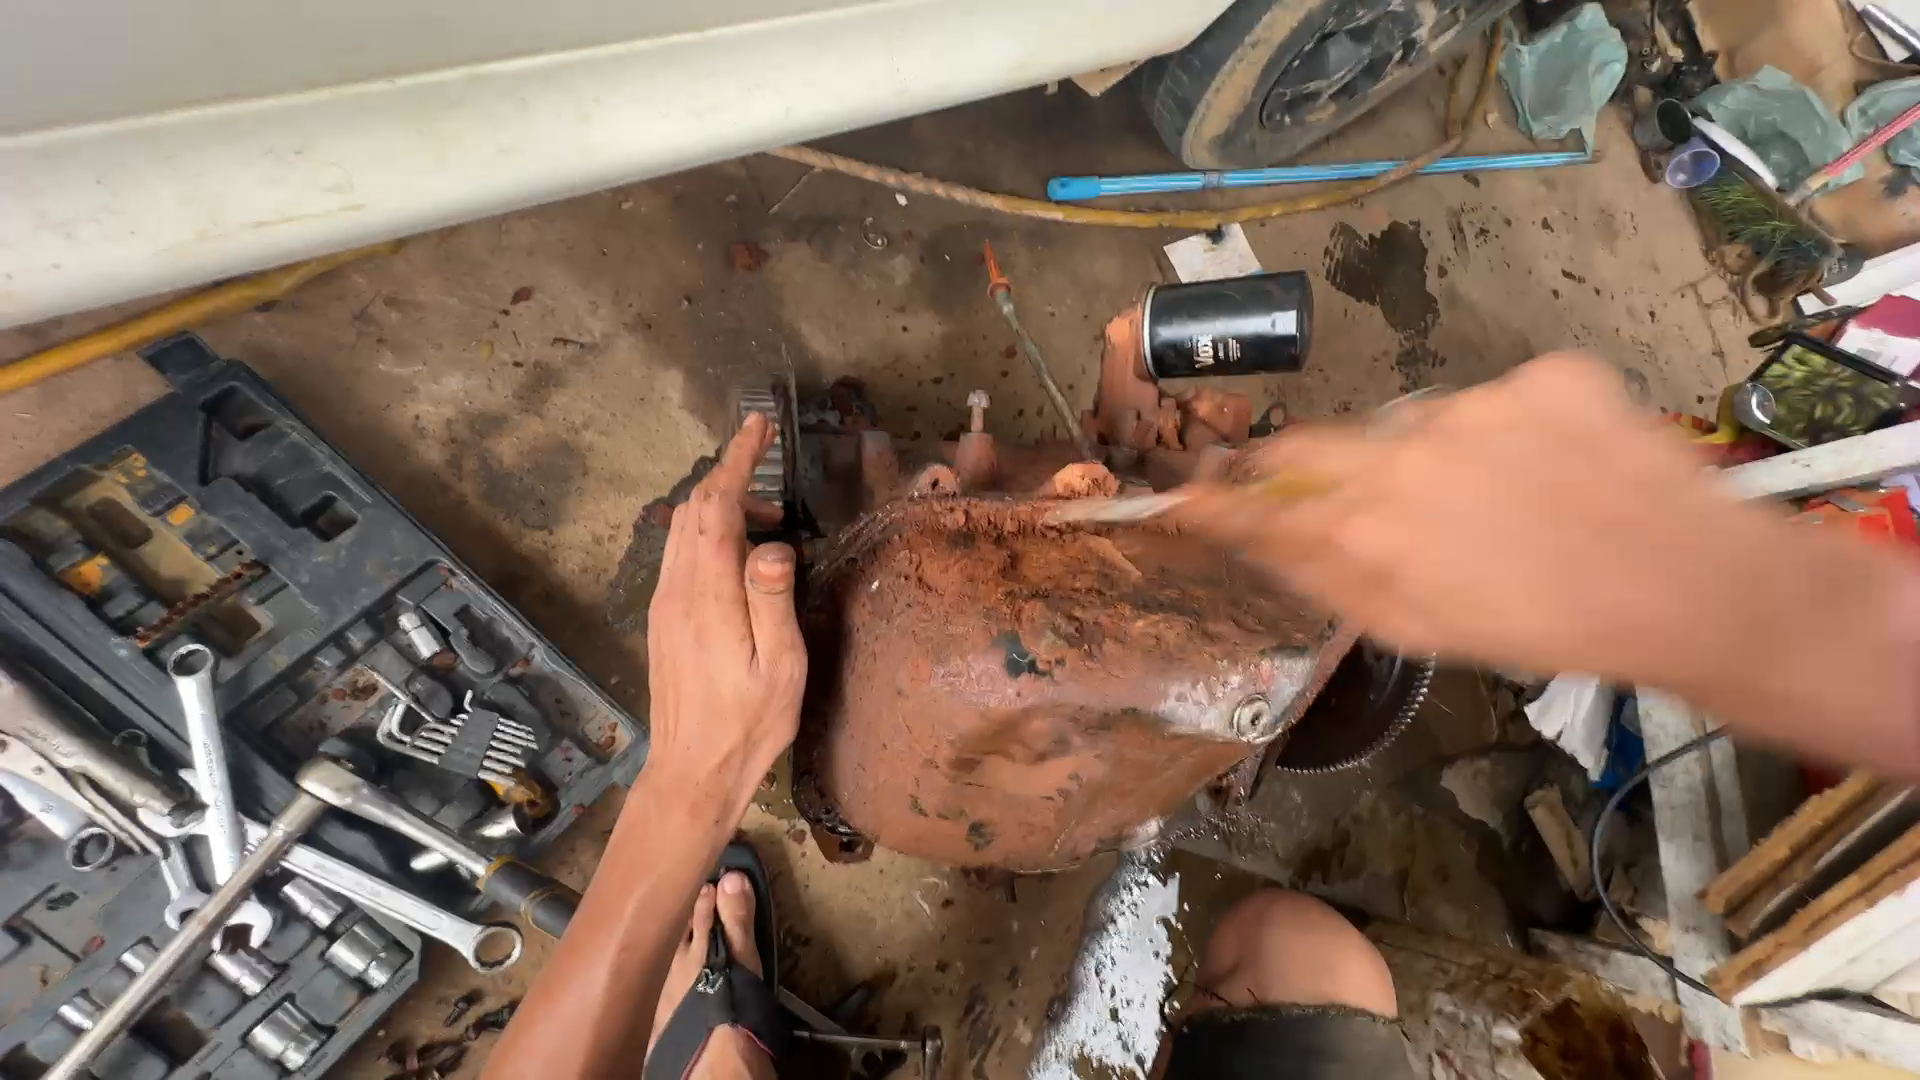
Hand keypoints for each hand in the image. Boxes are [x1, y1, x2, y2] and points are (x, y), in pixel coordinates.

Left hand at [644, 413, 806, 807]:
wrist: (693, 770)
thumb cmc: (748, 722)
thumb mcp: (779, 665)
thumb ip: (773, 599)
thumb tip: (774, 543)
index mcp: (708, 594)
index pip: (716, 506)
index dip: (736, 460)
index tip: (757, 425)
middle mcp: (677, 588)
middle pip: (693, 508)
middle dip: (730, 474)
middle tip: (772, 470)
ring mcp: (665, 602)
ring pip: (683, 528)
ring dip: (721, 505)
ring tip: (769, 518)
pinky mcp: (664, 617)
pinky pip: (681, 553)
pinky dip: (710, 532)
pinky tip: (741, 557)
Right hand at [1168, 354, 1786, 682]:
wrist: (1692, 588)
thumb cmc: (1537, 625)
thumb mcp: (1411, 628)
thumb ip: (1322, 579)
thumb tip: (1259, 543)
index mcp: (1366, 531)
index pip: (1255, 506)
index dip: (1211, 501)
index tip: (1183, 494)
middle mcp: (1402, 457)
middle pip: (1304, 443)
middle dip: (1287, 463)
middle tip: (1311, 483)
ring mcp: (1473, 406)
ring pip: (1399, 423)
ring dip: (1412, 455)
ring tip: (1475, 494)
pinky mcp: (1541, 376)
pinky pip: (1482, 400)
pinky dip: (1491, 431)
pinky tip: (1536, 465)